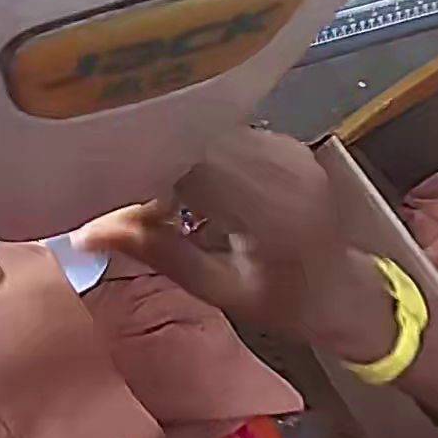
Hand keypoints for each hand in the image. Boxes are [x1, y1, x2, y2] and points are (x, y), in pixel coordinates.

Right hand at [73, 128, 395, 361]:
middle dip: (147, 161)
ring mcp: (283, 147)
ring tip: (150, 199)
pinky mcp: (280, 142)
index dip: (139, 162)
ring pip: (202, 134)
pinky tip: (182, 190)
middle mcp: (279, 162)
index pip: (189, 159)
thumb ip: (158, 253)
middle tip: (114, 191)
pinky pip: (219, 137)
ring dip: (168, 159)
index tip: (101, 183)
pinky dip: (191, 158)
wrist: (350, 291)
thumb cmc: (288, 303)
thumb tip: (87, 234)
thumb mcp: (221, 290)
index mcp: (270, 205)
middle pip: (191, 139)